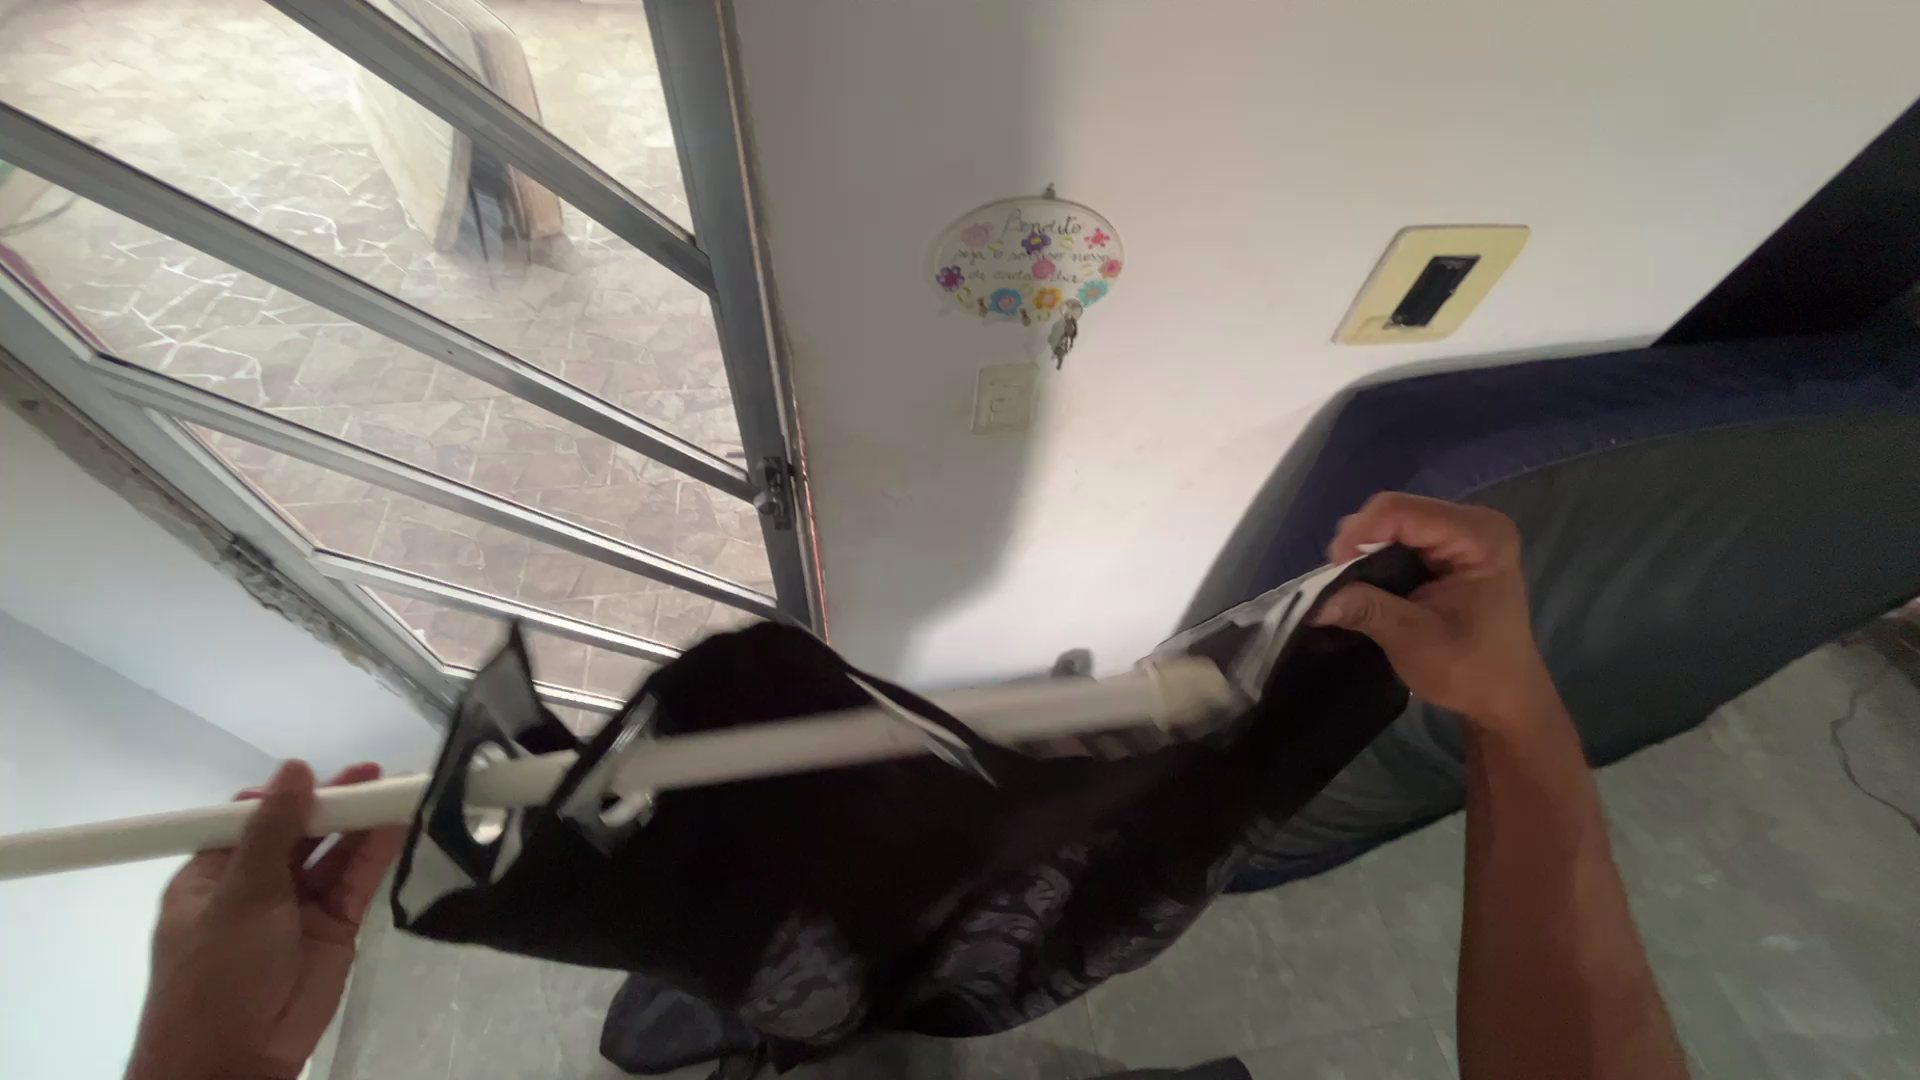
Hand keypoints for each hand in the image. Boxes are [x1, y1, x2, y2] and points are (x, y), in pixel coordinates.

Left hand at [127, 760, 404, 1079]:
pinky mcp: (338, 919)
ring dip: (364, 820)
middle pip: (302, 831)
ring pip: (337, 849)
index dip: (284, 796)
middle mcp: (258, 885)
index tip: (316, 775)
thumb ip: (273, 831)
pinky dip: (382, 846)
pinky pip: (361, 874)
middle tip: (374, 773)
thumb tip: (293, 769)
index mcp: (214, 878)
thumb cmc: (219, 973)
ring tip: (400, 787)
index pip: (251, 822)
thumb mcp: (240, 897)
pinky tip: (404, 819)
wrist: (238, 1056)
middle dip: (335, 802)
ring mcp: (300, 903)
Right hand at [1310, 492, 1560, 732]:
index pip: (1400, 511)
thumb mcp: (1413, 640)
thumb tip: (1313, 601)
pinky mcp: (1444, 547)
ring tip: (1348, 585)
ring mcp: (1459, 533)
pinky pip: (1394, 535)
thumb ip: (1366, 610)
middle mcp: (1472, 523)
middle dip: (1356, 543)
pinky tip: (1365, 581)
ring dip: (1360, 550)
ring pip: (1388, 521)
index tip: (1332, 576)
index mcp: (1480, 536)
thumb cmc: (1470, 669)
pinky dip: (1371, 555)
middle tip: (1337, 583)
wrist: (1501, 696)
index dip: (1357, 536)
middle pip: (1392, 511)